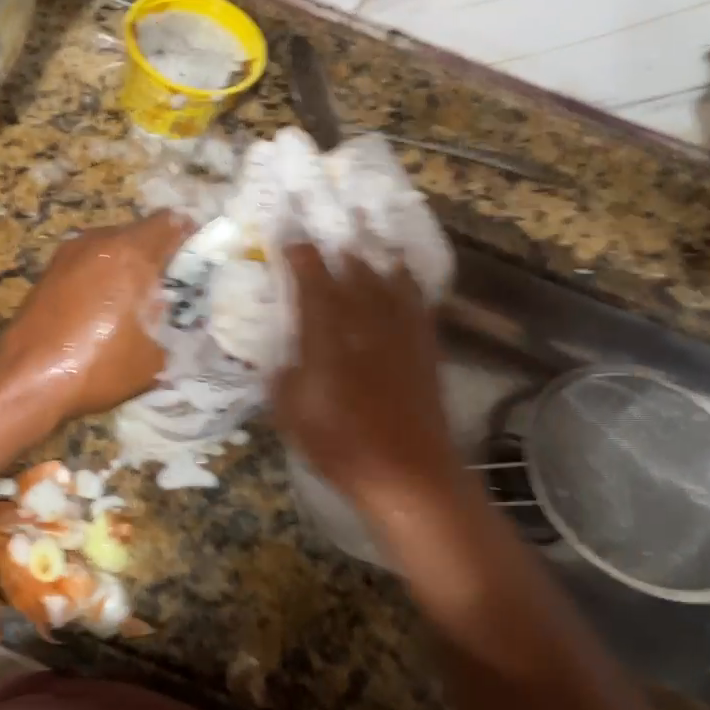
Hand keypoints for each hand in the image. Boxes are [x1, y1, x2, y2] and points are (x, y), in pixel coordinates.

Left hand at [0, 212, 193, 422]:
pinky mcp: (50, 270)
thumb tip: (190, 318)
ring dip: (130, 265)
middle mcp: (99, 240)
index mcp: (130, 251)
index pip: (173, 222)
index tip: (203, 261)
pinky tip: (107, 309)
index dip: (193, 237)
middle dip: (161, 255)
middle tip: (175, 287)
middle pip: (142, 232)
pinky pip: (90, 262)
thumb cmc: (99, 365)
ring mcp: (70, 253)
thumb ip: (179, 326)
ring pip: (113, 246)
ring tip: (140, 301)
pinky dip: (104, 275)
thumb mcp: (157, 355)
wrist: (26, 379)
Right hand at [273, 244, 464, 499]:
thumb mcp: (290, 411)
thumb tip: (285, 354)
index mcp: (326, 336)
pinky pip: (416, 302)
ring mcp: (399, 333)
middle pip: (351, 272)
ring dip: (371, 258)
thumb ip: (284, 374)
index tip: (291, 242)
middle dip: (335, 250)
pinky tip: (401, 274)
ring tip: (361, 241)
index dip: (301, 258)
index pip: (313, 282)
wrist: (408, 475)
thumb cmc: (340, 445)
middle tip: (323, 234)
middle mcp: (364, 323)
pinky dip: (406, 282)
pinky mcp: (425, 348)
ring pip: (386, 281)